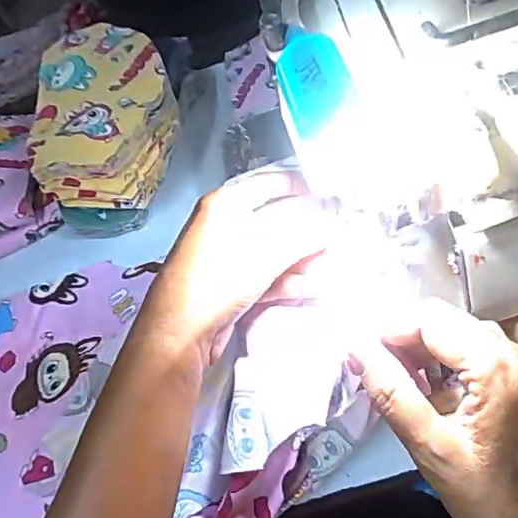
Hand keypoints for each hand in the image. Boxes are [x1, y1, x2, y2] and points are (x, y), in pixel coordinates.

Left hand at [139, 169, 328, 367]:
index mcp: (226, 203)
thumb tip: (337, 213)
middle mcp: (225, 225)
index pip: (273, 182)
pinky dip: (286, 281)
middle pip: (279, 220)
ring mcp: (227, 258)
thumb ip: (306, 228)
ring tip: (323, 268)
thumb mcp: (268, 249)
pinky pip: (266, 276)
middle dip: (309, 232)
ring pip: (276, 251)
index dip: (306, 188)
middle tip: (334, 239)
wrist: (180, 335)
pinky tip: (304, 289)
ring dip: (301, 261)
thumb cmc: (218, 281)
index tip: (335, 200)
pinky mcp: (230, 286)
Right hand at [349, 298, 517, 517]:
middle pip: (449, 321)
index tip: (364, 358)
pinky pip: (481, 353)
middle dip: (409, 340)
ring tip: (404, 387)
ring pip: (463, 334)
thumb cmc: (491, 504)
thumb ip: (392, 393)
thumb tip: (357, 350)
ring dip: (429, 352)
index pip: (431, 320)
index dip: (392, 332)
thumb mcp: (431, 449)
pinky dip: (452, 364)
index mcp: (497, 365)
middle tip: (381, 375)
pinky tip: (435, 394)